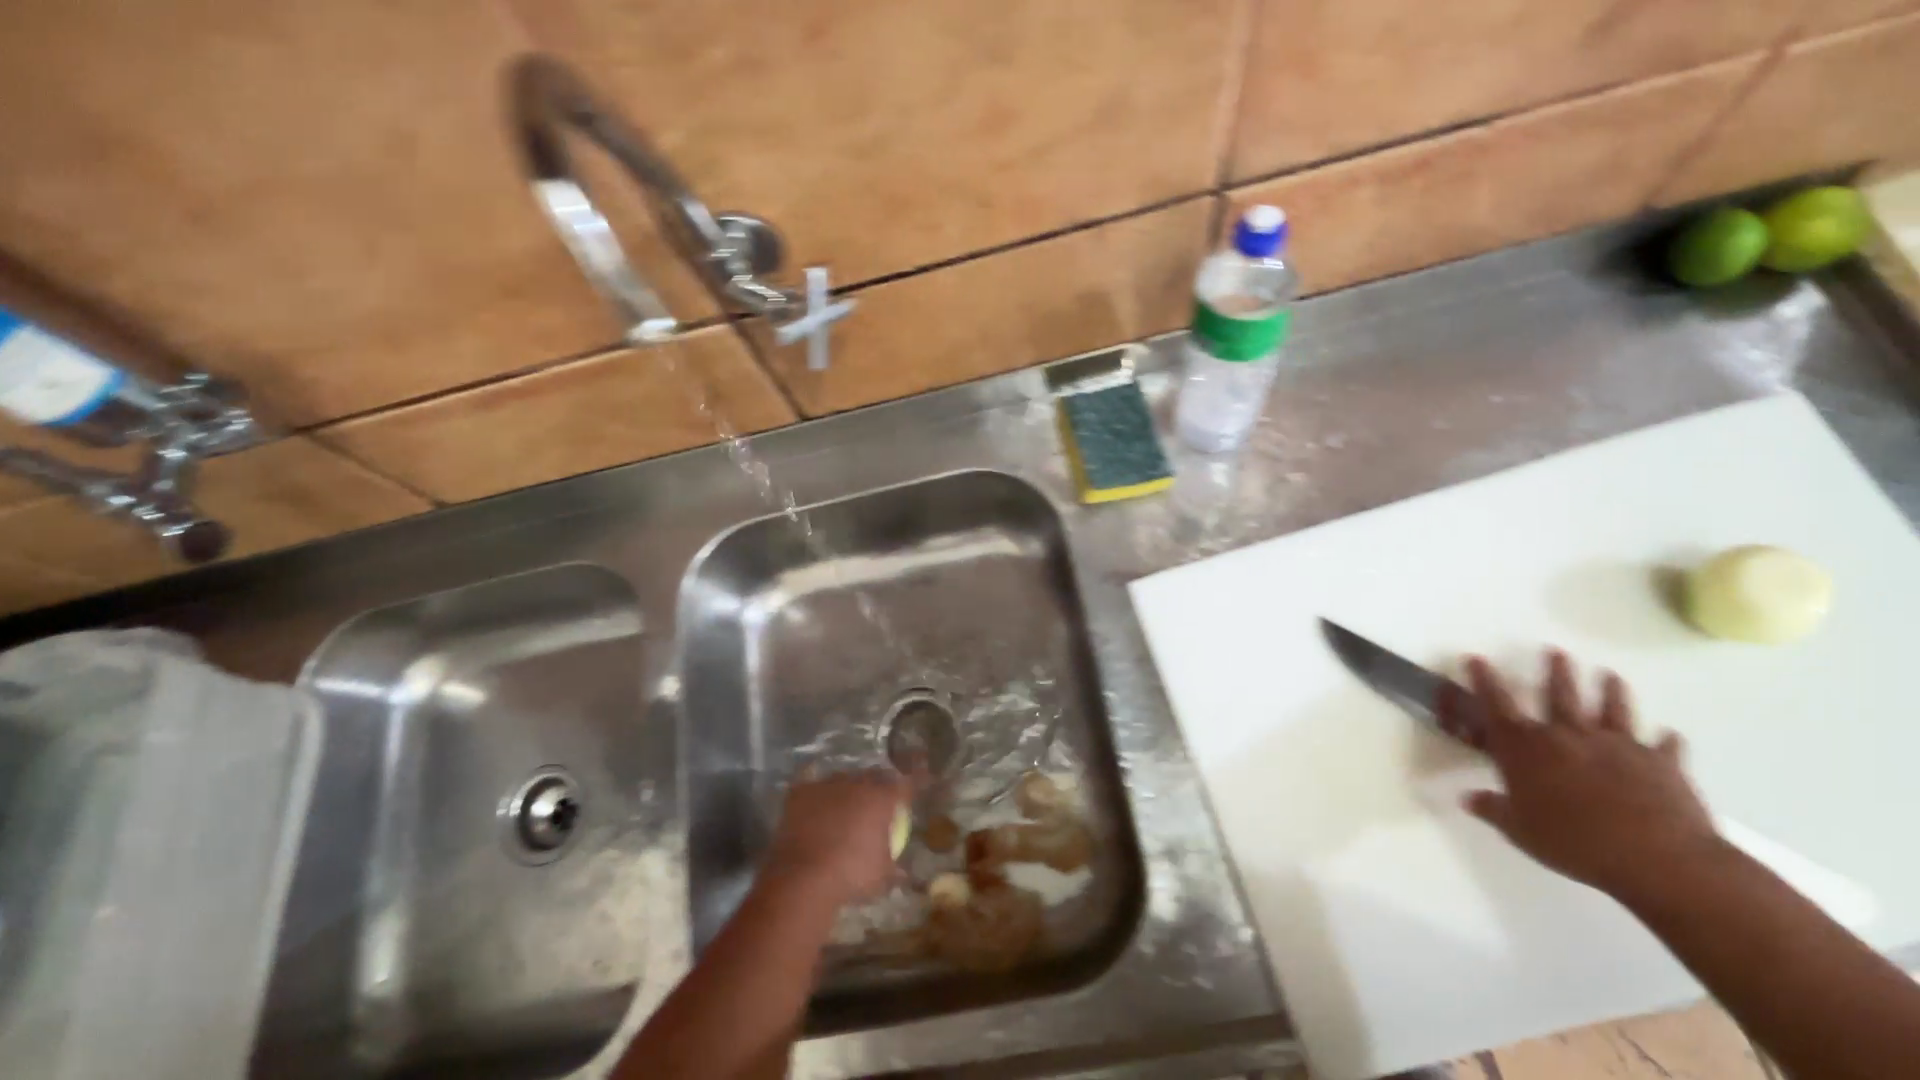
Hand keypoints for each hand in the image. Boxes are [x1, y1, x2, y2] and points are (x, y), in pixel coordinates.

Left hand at [764, 771, 906, 907]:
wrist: (804, 876)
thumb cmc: (850, 874)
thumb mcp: (881, 875)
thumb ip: (892, 865)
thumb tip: (901, 871)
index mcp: (881, 798)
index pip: (901, 786)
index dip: (904, 793)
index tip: (902, 802)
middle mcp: (856, 783)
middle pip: (871, 777)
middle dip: (875, 788)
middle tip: (872, 807)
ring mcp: (826, 784)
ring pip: (841, 780)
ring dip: (844, 791)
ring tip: (839, 809)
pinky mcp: (801, 791)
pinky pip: (812, 788)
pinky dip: (815, 797)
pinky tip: (812, 810)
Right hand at [1449, 651, 1722, 901]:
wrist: (1655, 856)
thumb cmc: (1573, 843)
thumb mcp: (1520, 832)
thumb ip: (1494, 810)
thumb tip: (1467, 798)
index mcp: (1527, 751)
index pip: (1497, 706)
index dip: (1484, 680)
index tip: (1475, 658)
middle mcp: (1569, 737)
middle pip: (1560, 695)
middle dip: (1555, 671)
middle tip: (1555, 651)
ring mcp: (1618, 745)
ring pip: (1612, 708)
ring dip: (1610, 690)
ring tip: (1609, 675)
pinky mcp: (1659, 762)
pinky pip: (1665, 746)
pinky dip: (1666, 741)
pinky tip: (1670, 736)